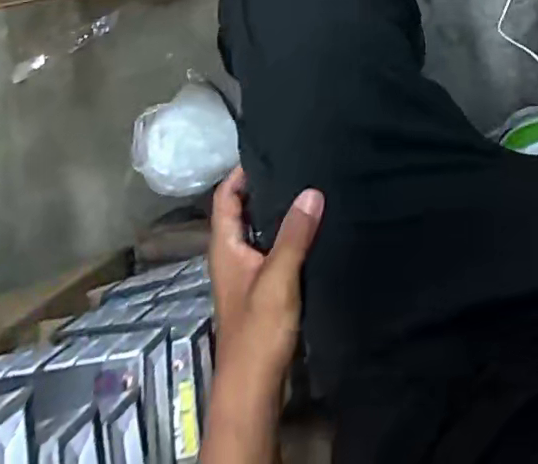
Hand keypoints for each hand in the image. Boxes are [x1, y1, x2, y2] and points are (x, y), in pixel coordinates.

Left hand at [209, 168, 323, 385]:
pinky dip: (287, 235)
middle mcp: (232, 256)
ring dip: (277, 212)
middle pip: (242, 211)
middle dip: (264, 188)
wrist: (254, 387)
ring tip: (308, 189)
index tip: (268, 151)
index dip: (240, 173)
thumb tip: (312, 190)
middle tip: (296, 164)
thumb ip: (294, 234)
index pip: (226, 198)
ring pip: (259, 231)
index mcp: (225, 248)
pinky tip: (311, 230)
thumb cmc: (257, 329)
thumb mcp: (278, 277)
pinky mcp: (262, 290)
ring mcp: (246, 274)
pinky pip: (272, 250)